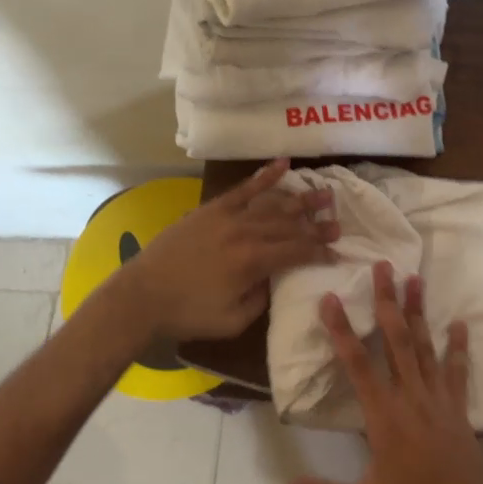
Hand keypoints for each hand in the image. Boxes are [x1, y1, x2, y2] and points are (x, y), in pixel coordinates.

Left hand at [114, 158, 337, 340]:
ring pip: (272, 205)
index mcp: (253, 262)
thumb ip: (261, 299)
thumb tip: (273, 280)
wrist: (144, 294)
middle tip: (339, 224)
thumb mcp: (233, 320)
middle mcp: (246, 233)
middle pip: (290, 225)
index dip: (319, 252)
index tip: (336, 254)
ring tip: (324, 194)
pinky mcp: (212, 209)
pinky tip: (284, 164)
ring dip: (300, 199)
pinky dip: (265, 176)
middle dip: (317, 225)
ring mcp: (228, 217)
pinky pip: (244, 188)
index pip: (297, 251)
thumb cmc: (188, 313)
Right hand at [288, 261, 482, 483]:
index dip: (340, 329)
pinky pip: (457, 372)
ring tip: (415, 278)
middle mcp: (411, 399)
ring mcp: (438, 402)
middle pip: (396, 340)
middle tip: (382, 266)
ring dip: (419, 312)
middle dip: (387, 301)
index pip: (357, 364)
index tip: (329, 298)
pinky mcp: (458, 411)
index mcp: (383, 418)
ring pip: (425, 348)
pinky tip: (459, 323)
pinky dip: (458, 347)